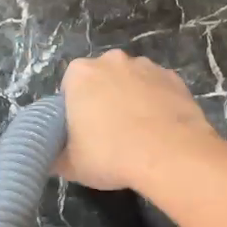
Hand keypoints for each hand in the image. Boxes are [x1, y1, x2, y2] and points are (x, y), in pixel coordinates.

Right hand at [56, 51, 219, 191]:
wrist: (171, 155)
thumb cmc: (111, 154)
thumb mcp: (71, 165)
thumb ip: (56, 157)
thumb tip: (52, 160)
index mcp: (80, 74)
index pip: (69, 88)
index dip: (73, 110)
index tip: (80, 132)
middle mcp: (112, 61)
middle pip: (101, 79)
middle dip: (102, 99)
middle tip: (106, 133)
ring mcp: (147, 67)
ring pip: (131, 82)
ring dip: (130, 99)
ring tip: (137, 134)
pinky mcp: (174, 79)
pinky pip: (157, 89)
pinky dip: (156, 103)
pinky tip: (159, 130)